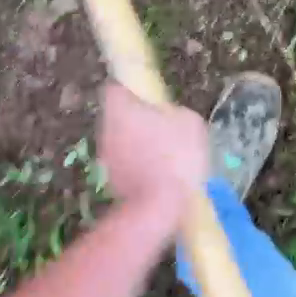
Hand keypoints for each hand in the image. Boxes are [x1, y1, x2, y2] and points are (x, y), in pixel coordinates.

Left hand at [98, 84, 208, 212]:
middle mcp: (106, 129)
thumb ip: (175, 111)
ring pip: (122, 141)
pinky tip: (161, 176)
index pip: (115, 88)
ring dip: (139, 144)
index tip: (150, 96)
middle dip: (138, 119)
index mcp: (120, 108)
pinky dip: (139, 166)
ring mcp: (105, 157)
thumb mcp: (189, 122)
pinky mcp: (112, 182)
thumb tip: (170, 115)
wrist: (158, 208)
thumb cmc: (174, 156)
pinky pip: (127, 164)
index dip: (132, 89)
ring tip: (166, 155)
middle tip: (164, 127)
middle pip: (120, 116)